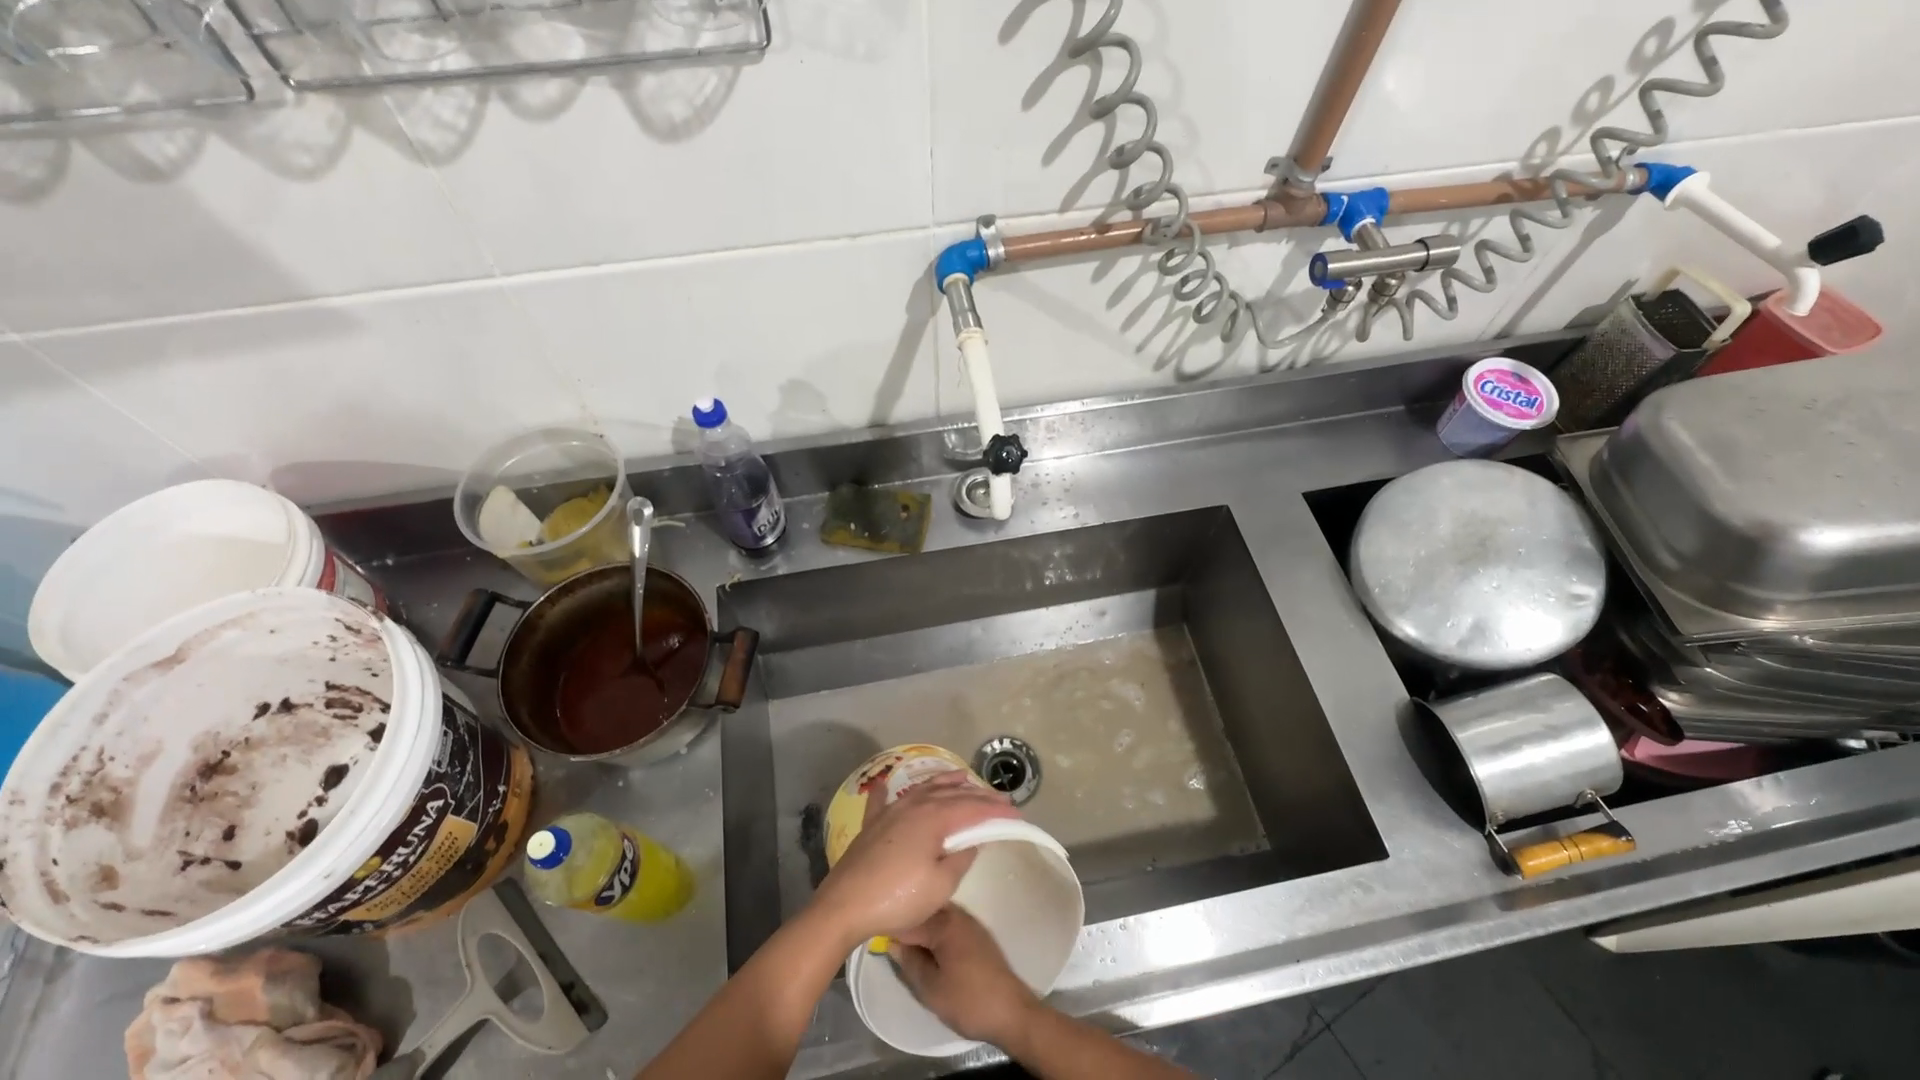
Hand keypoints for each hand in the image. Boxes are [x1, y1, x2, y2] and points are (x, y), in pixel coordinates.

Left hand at [808, 773, 1015, 948]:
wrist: (845, 906)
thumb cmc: (899, 898)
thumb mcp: (942, 884)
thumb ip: (962, 857)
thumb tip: (972, 839)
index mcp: (934, 818)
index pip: (973, 809)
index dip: (996, 811)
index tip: (1017, 814)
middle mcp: (912, 806)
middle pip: (951, 794)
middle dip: (978, 794)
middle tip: (1000, 798)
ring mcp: (889, 813)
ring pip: (922, 790)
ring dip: (944, 783)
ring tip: (962, 778)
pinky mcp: (871, 826)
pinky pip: (882, 801)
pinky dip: (888, 791)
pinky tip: (886, 784)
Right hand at [890, 905, 1041, 1046]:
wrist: (1012, 1014)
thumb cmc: (968, 1001)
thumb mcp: (930, 988)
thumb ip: (909, 962)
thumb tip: (891, 943)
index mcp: (945, 924)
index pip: (908, 918)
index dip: (889, 928)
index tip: (875, 937)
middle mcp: (959, 916)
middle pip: (924, 912)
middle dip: (906, 922)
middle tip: (889, 941)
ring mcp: (971, 924)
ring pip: (937, 917)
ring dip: (921, 927)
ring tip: (907, 945)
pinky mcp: (978, 936)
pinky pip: (949, 925)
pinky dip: (936, 933)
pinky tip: (930, 949)